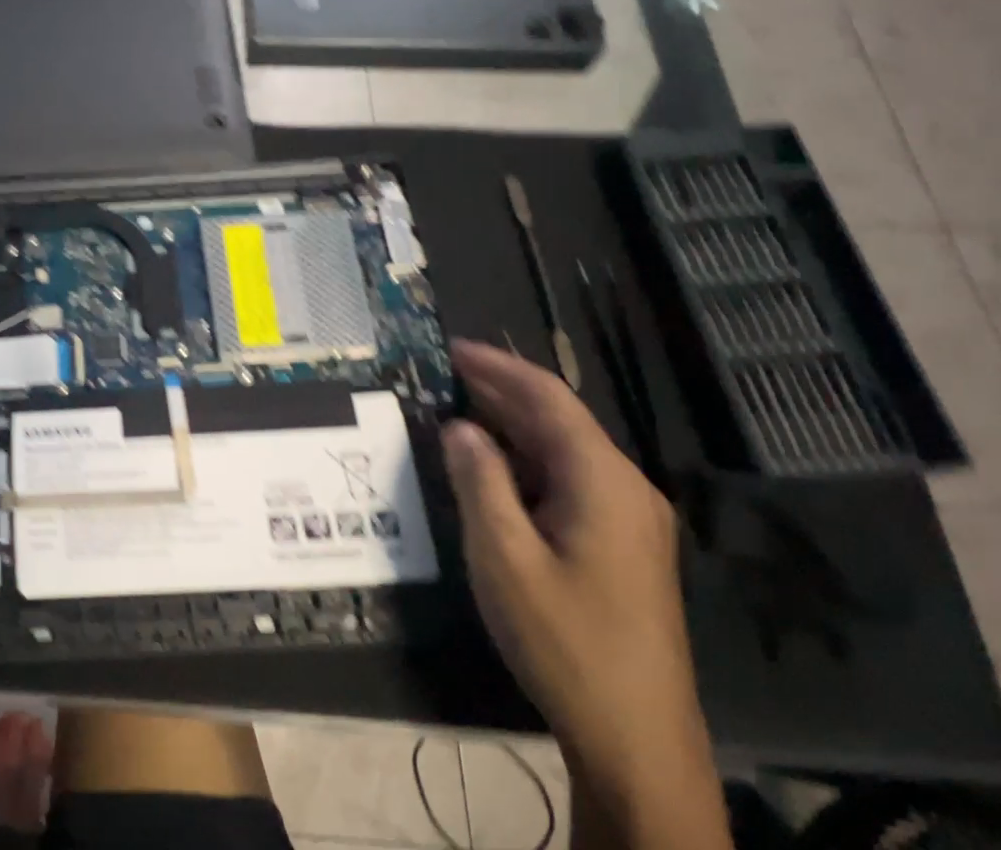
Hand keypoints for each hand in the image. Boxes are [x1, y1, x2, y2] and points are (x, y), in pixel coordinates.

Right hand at [442, 340, 726, 847]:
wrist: (634, 727)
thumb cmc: (563, 637)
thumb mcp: (503, 557)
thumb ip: (479, 482)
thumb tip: (460, 427)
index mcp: (601, 480)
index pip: (548, 400)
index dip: (498, 368)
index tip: (451, 348)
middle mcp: (624, 488)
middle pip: (560, 422)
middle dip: (501, 393)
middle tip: (442, 376)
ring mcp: (629, 519)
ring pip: (564, 454)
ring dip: (512, 430)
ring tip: (455, 414)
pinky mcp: (623, 547)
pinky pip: (570, 485)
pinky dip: (527, 467)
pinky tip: (492, 473)